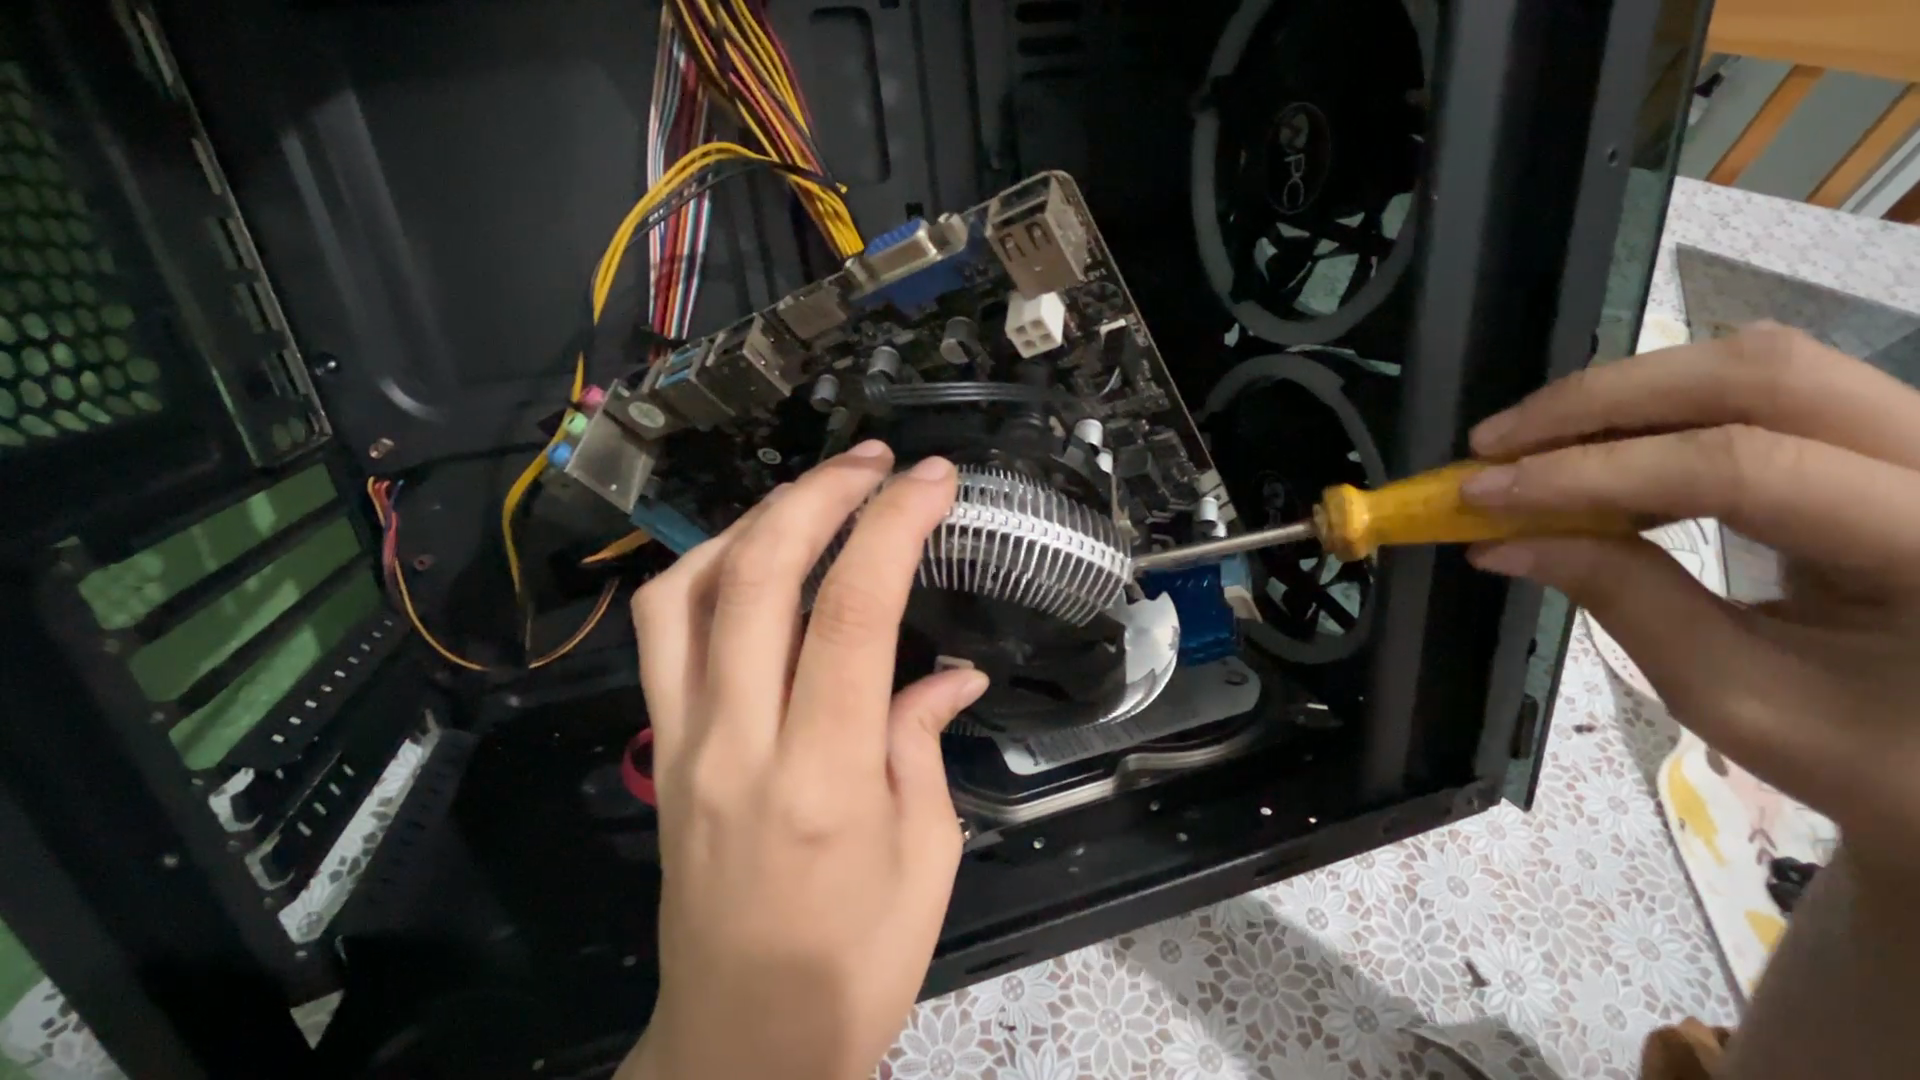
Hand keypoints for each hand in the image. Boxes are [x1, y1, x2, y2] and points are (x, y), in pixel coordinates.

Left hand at [618, 441, 986, 1079]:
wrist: (741, 1042)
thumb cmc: (855, 964)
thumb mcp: (925, 858)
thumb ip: (922, 744)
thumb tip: (947, 673)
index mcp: (821, 777)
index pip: (850, 613)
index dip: (892, 526)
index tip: (932, 480)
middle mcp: (737, 744)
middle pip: (759, 577)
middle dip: (820, 494)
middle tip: (875, 460)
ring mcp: (683, 743)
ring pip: (688, 593)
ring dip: (753, 521)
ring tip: (813, 495)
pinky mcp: (660, 751)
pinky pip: (663, 638)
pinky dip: (703, 574)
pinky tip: (750, 560)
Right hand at [1461, 323, 1919, 894]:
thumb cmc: (1866, 755)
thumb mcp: (1735, 695)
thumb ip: (1623, 600)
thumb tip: (1498, 543)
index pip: (1744, 466)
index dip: (1594, 472)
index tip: (1481, 493)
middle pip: (1760, 374)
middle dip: (1600, 402)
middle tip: (1493, 443)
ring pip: (1759, 365)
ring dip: (1621, 398)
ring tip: (1526, 445)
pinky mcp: (1888, 439)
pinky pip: (1762, 394)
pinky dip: (1655, 416)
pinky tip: (1594, 459)